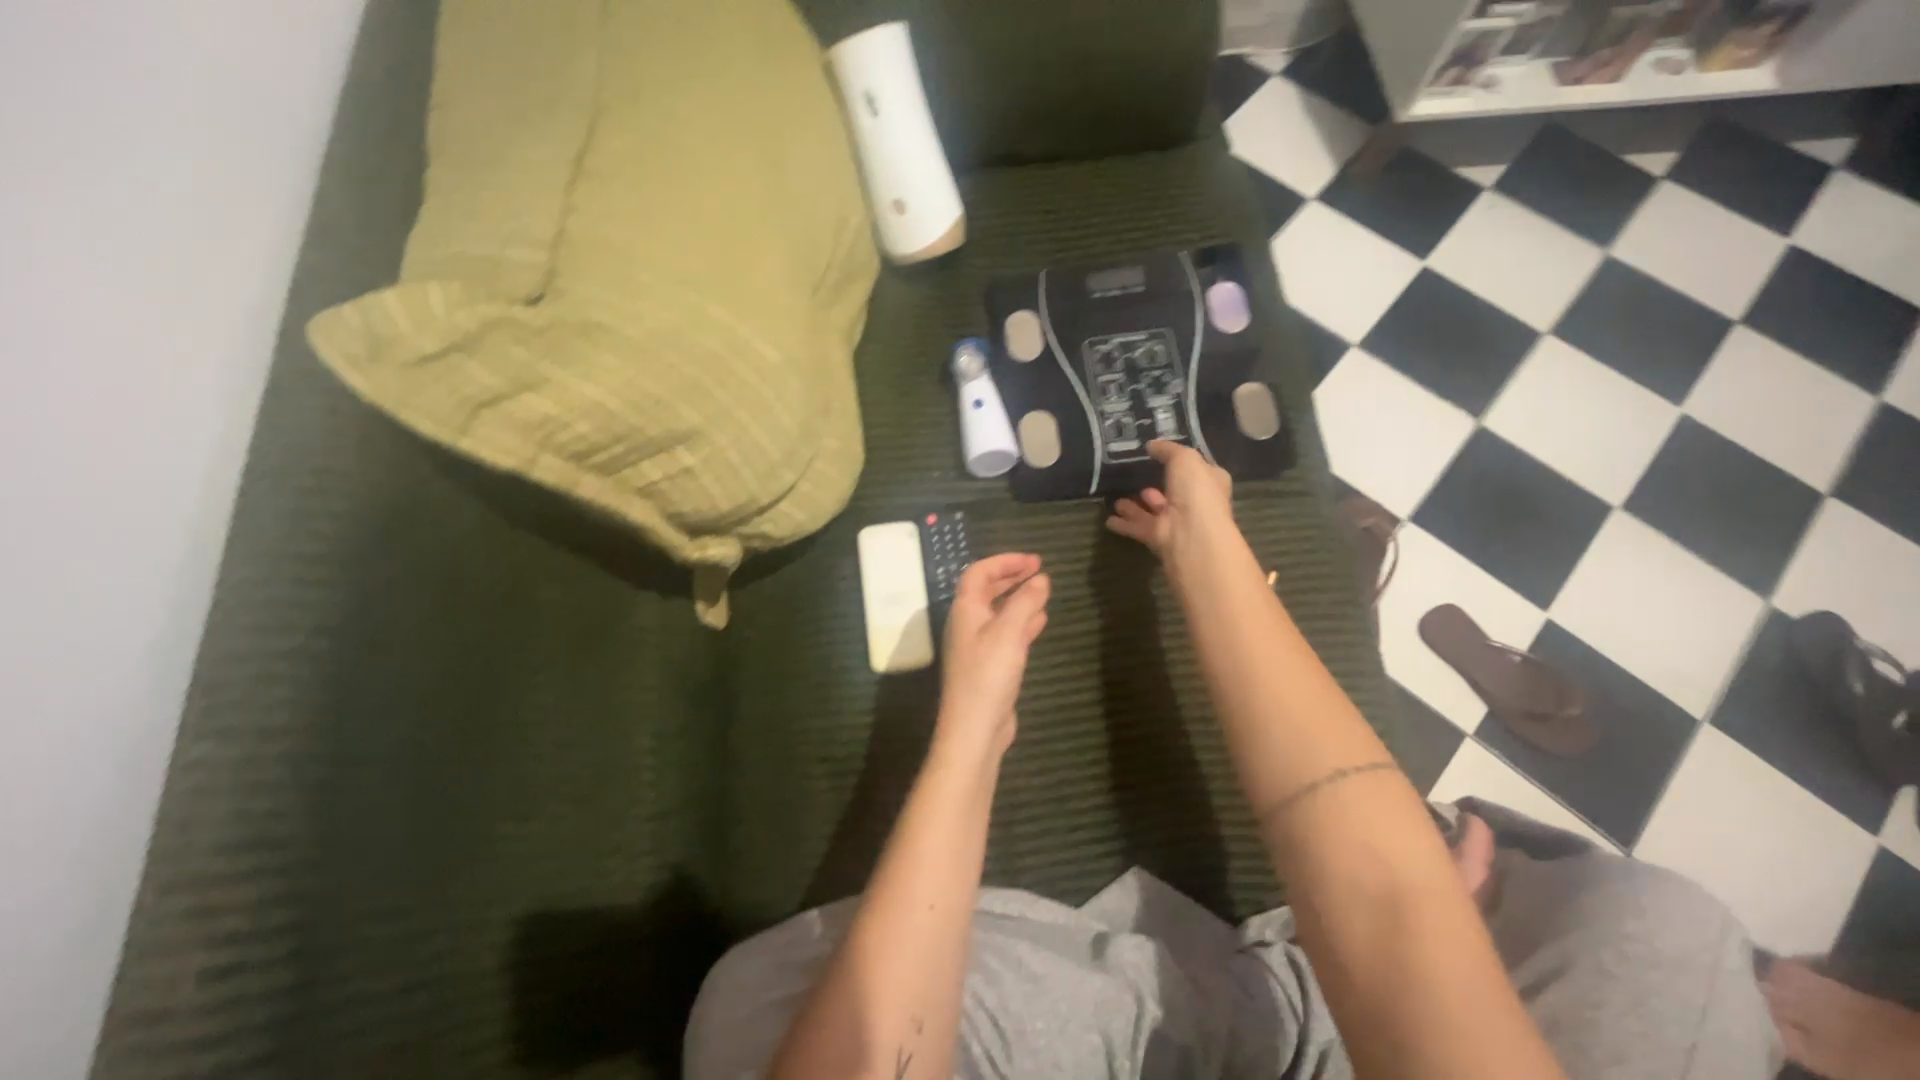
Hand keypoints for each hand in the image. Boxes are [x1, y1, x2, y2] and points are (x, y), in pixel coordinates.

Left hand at [935, 554, 1050, 760]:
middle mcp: (968, 624)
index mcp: (965, 610)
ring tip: (1044, 591)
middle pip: (987, 591)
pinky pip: (1007, 634)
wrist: (975, 727)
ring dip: (1019, 599)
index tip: (1033, 559)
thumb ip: (1025, 601)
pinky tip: (1041, 620)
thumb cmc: (988, 674)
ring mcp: (978, 646)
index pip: (979, 573)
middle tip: (1039, 569)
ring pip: (998, 612)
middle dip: (1012, 577)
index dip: (1005, 561)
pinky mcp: (990, 666)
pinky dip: (1023, 622)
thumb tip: (1041, 578)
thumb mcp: (1009, 632)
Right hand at [1104, 440, 1234, 562]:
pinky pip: (1137, 527)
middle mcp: (1194, 503)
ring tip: (1116, 499)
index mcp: (1209, 482)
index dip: (1182, 462)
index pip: (1197, 470)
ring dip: (1135, 506)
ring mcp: (1175, 521)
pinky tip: (1109, 519)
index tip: (1161, 455)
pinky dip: (1123, 523)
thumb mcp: (1184, 458)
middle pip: (1173, 492)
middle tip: (1136, 478)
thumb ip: (1168, 449)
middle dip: (1155, 487)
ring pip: (1152, 510)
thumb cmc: (1195, 491)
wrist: (1190, 533)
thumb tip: (1152, 445)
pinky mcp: (1157, 537)